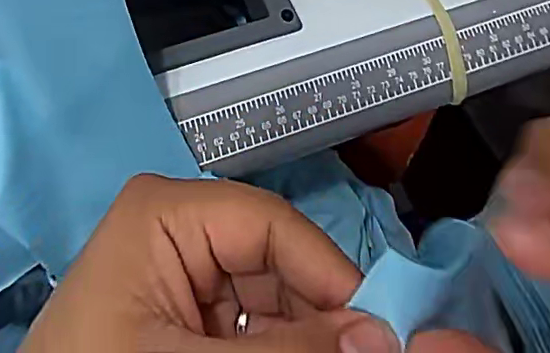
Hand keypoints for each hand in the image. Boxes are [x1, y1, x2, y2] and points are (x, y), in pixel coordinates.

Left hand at [20, 174, 408, 351]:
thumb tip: (379, 338)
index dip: (331, 274)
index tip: (382, 334)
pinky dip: (278, 350)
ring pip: (270, 300)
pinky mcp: (182, 314)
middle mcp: (178, 227)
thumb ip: (286, 352)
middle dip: (320, 316)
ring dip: (303, 338)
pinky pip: (249, 327)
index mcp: (167, 210)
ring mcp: (181, 273)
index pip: (271, 223)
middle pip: (275, 263)